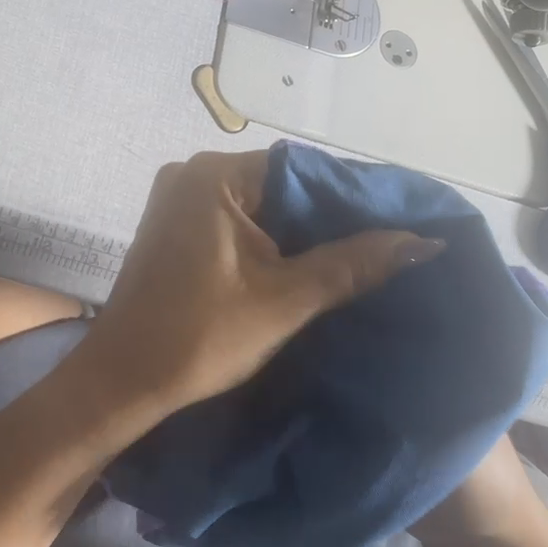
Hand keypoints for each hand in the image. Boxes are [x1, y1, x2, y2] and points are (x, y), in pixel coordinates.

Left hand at [74, 149, 444, 413]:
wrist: (125, 376)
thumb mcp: (287, 299)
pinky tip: (305, 265)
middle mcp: (191, 173)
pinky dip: (268, 241)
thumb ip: (354, 263)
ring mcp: (177, 199)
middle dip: (328, 218)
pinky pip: (234, 222)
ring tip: (359, 258)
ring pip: (259, 206)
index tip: (400, 223)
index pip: (301, 170)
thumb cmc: (202, 334)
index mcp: (213, 174)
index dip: (351, 197)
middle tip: (388, 245)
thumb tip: (422, 240)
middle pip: (279, 186)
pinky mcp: (174, 226)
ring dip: (299, 232)